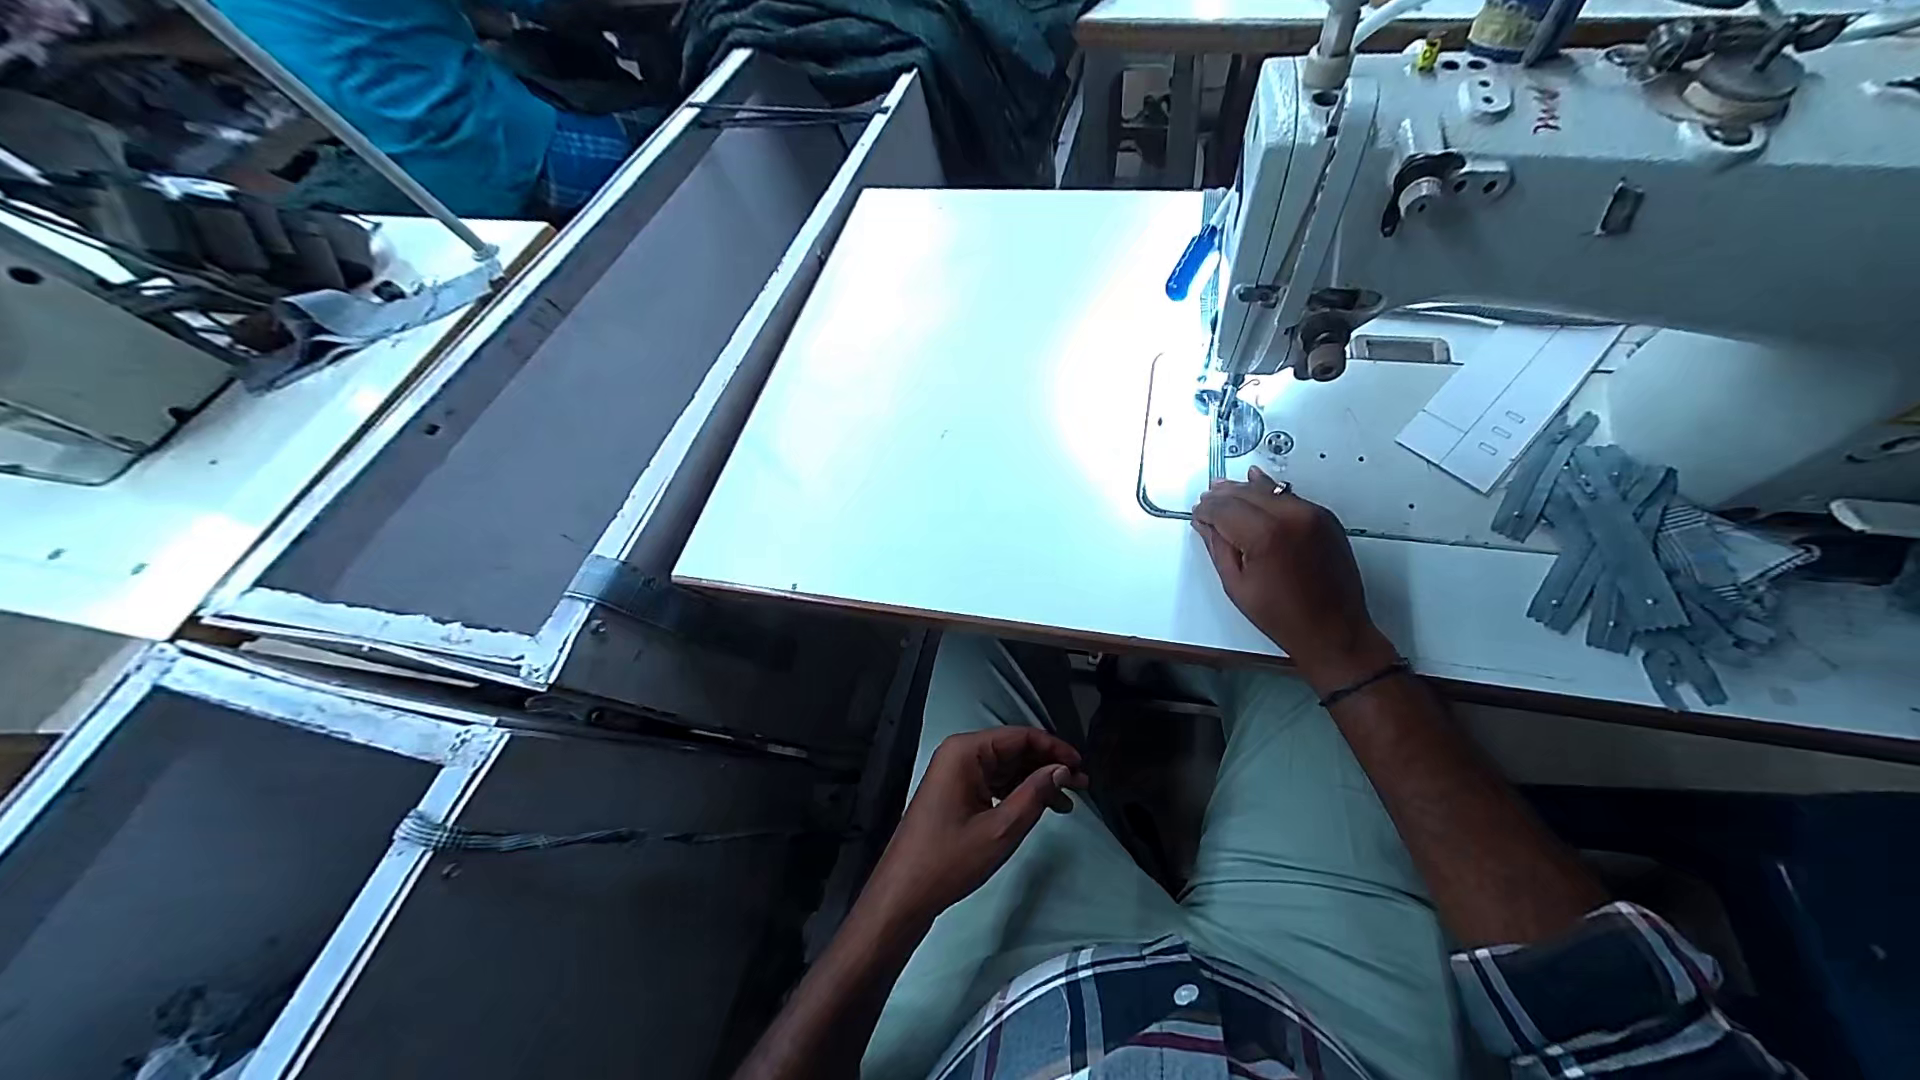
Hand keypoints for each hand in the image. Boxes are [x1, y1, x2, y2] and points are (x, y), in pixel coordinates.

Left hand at [861, 728, 1087, 925]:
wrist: (904, 893)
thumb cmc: (950, 859)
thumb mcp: (1001, 828)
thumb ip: (1035, 793)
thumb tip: (1063, 769)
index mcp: (966, 751)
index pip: (1020, 736)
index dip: (1055, 749)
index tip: (1082, 767)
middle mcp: (959, 753)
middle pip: (1013, 749)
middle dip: (1048, 766)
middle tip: (1081, 787)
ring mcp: (955, 772)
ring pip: (1005, 767)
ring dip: (1035, 782)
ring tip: (1067, 802)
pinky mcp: (955, 791)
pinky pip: (993, 781)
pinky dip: (1017, 792)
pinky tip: (1040, 807)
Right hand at [1192, 465, 1398, 692]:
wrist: (1334, 631)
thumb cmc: (1287, 617)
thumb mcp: (1237, 585)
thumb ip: (1218, 548)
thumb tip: (1206, 525)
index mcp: (1266, 535)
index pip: (1223, 508)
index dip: (1205, 510)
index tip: (1198, 515)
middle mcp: (1292, 517)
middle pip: (1244, 493)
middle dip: (1221, 497)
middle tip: (1206, 502)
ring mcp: (1312, 515)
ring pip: (1267, 489)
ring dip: (1243, 489)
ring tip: (1224, 491)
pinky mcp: (1325, 518)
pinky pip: (1289, 495)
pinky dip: (1270, 491)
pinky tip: (1257, 484)